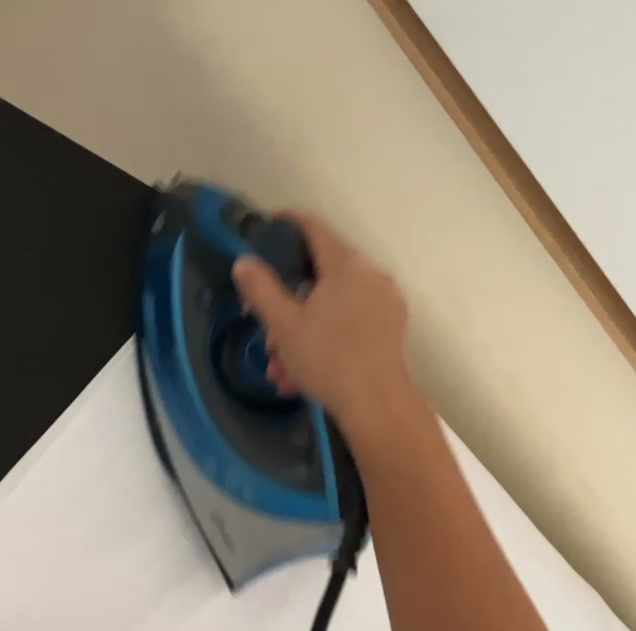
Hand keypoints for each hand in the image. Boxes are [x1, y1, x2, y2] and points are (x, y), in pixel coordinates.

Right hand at [232, 212, 414, 430]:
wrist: (376, 402)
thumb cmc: (326, 358)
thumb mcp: (283, 325)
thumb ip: (261, 289)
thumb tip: (244, 261)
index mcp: (344, 265)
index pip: (313, 229)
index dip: (288, 224)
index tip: (267, 228)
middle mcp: (370, 274)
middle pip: (320, 275)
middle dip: (287, 304)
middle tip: (266, 332)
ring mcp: (384, 300)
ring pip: (332, 306)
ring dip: (301, 332)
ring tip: (281, 369)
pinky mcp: (391, 327)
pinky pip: (349, 323)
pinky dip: (324, 339)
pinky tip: (305, 373)